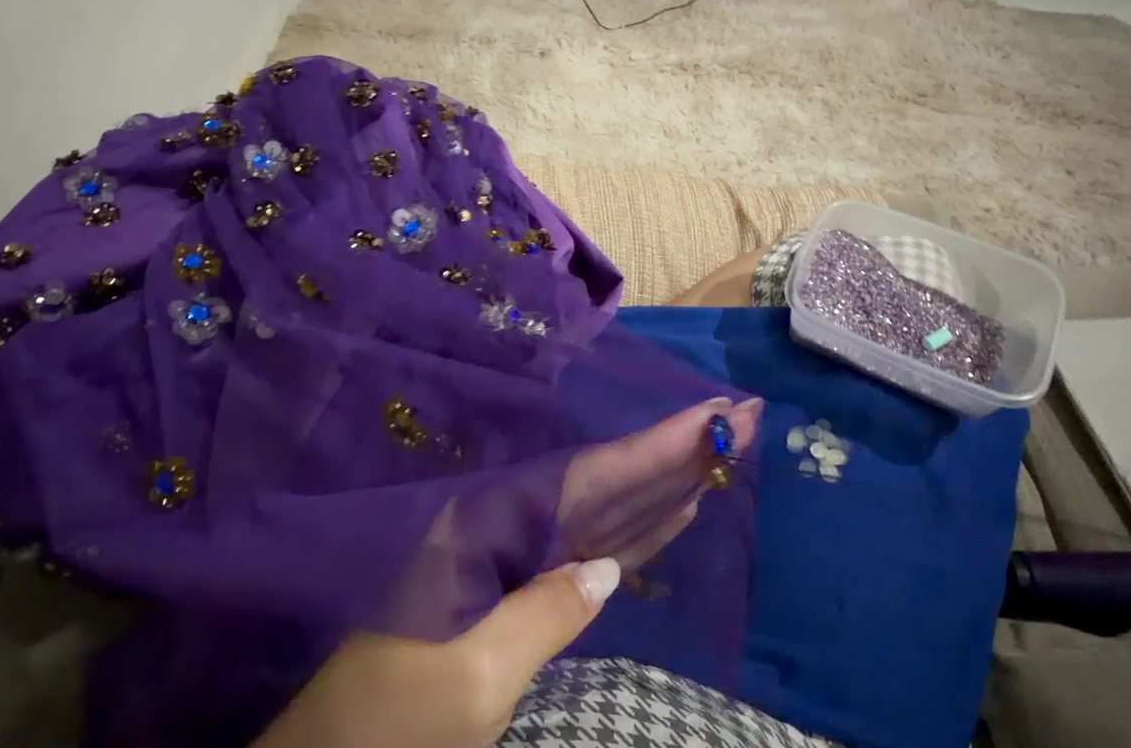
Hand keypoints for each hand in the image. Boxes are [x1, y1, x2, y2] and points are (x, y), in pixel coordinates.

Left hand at [253, 397, 761, 747]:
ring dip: (659, 486)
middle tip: (735, 418)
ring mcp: (507, 561)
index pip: (586, 479)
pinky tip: (667, 518)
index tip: (713, 413)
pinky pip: (582, 553)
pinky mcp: (512, 594)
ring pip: (598, 515)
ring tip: (717, 456)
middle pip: (599, 485)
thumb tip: (603, 570)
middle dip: (669, 455)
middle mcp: (498, 528)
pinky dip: (628, 536)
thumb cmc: (395, 720)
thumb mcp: (474, 676)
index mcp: (484, 528)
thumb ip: (545, 612)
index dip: (655, 448)